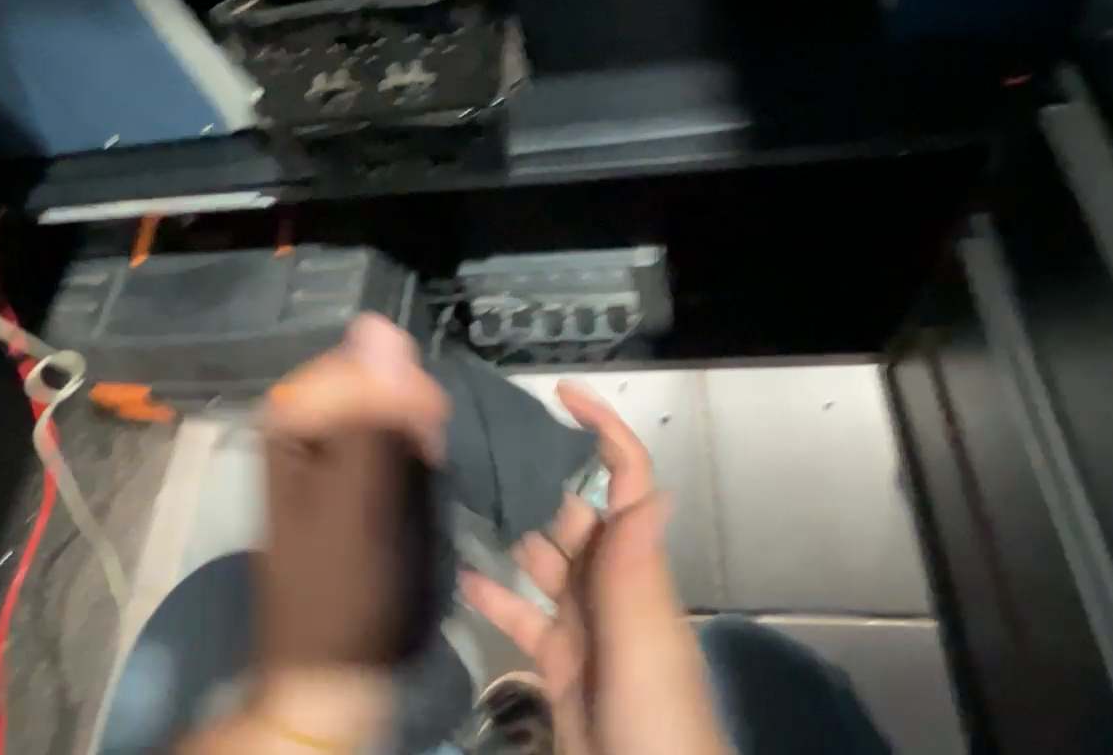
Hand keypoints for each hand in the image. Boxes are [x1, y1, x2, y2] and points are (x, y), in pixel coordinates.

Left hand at [248, 315, 449, 747]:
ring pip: (387, 405)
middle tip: (426, 456)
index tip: (429, 425)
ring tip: (424, 467)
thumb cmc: (343, 581)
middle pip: (373, 379)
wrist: (334, 662)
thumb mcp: (357, 495)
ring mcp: (326, 446)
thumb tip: (377, 322)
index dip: (399, 387)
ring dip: (414, 431)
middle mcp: (304, 423)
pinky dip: (411, 448)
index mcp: (290, 419)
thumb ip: (370, 410)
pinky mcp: (349, 469)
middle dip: (408, 412)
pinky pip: (388, 432)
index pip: (357, 361)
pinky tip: (419, 470)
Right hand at [459, 382, 731, 754]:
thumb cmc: (655, 718)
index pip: (624, 480)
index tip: (563, 394)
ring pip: (539, 559)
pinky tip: (459, 578)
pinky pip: (520, 615)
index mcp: (631, 566)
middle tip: (477, 446)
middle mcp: (606, 582)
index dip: (602, 431)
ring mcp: (581, 621)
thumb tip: (653, 485)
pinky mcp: (556, 658)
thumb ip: (637, 572)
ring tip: (458, 499)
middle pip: (570, 511)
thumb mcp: (644, 645)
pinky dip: (494, 595)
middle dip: (533, 477)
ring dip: (507, 533)